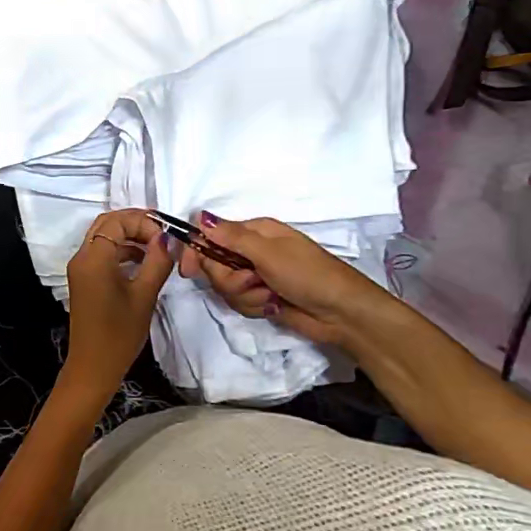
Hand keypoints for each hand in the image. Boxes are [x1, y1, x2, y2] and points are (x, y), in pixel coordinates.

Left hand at [61, 209, 175, 389]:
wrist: (94, 365)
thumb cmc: (120, 333)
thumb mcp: (145, 295)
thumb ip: (157, 261)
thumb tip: (166, 237)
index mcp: (93, 258)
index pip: (116, 222)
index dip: (142, 222)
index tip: (166, 236)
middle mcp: (81, 257)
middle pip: (106, 224)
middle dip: (134, 223)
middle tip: (162, 232)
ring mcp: (80, 269)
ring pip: (103, 237)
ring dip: (128, 236)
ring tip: (158, 246)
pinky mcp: (83, 279)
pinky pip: (101, 253)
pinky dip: (121, 250)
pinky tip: (142, 261)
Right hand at [178, 211, 390, 346]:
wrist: (342, 313)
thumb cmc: (309, 274)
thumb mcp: (268, 252)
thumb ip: (231, 237)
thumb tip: (200, 217)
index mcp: (254, 231)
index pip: (209, 235)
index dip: (195, 252)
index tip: (188, 271)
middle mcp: (251, 250)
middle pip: (213, 264)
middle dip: (229, 279)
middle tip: (253, 280)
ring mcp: (255, 275)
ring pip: (225, 286)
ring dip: (245, 295)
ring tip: (270, 296)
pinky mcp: (259, 297)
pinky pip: (238, 302)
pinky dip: (254, 306)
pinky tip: (273, 306)